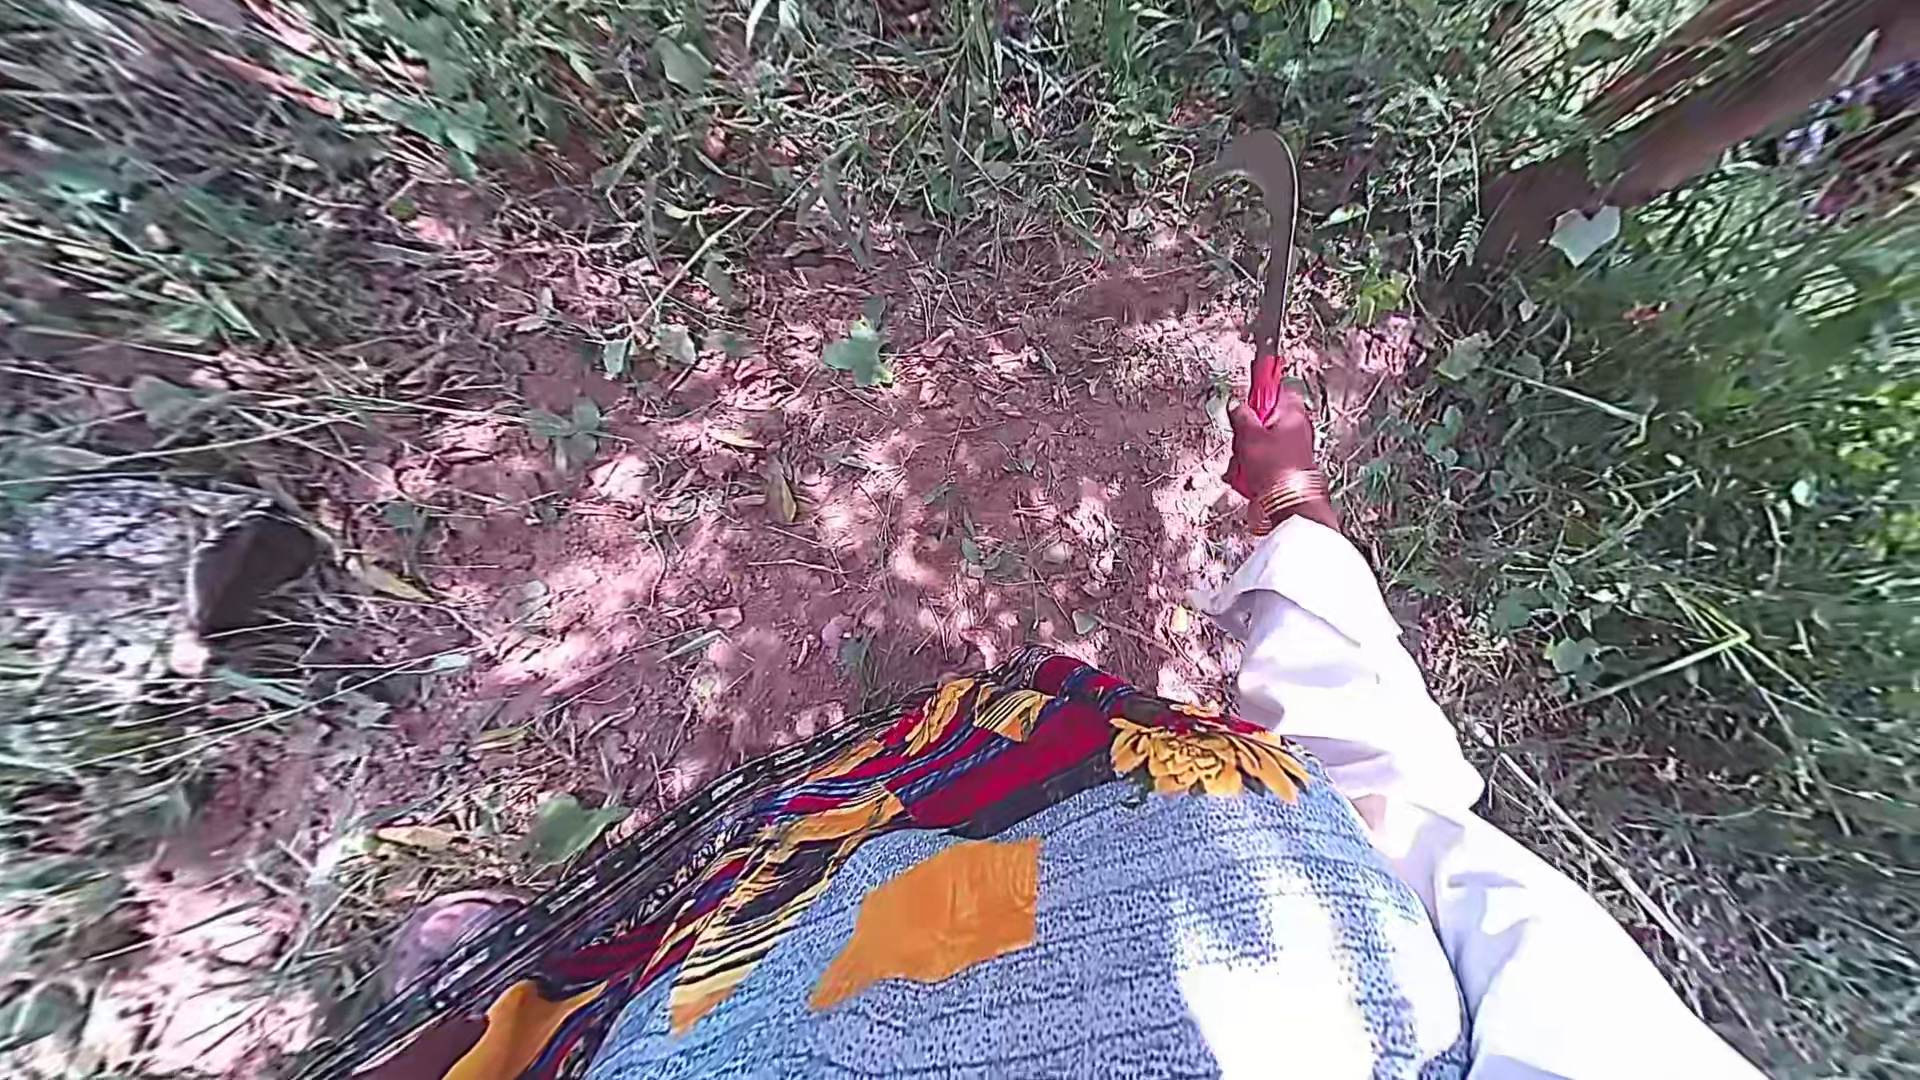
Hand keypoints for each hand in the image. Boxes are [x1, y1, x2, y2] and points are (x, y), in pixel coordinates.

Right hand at [1225, 388, 1337, 529]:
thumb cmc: (1276, 468)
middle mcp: (1293, 430)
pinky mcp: (1277, 468)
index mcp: (1292, 414)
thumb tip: (1236, 404)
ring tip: (1243, 461)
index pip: (1275, 390)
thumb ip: (1241, 415)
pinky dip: (1246, 468)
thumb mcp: (1250, 435)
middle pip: (1260, 419)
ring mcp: (1285, 450)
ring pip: (1255, 442)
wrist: (1284, 504)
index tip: (1246, 393)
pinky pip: (1255, 461)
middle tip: (1241, 436)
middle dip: (1244, 429)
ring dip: (1242, 452)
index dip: (1258, 391)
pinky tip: (1245, 474)